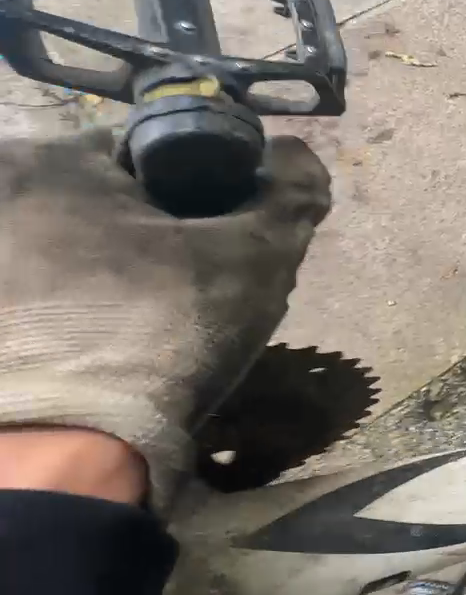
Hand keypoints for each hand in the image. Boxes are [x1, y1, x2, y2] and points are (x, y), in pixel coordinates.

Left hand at [0, 129, 329, 507]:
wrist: (66, 446)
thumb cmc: (166, 323)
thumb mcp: (262, 251)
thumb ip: (292, 190)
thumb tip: (293, 153)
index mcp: (43, 163)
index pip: (158, 148)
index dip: (216, 185)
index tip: (237, 231)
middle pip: (113, 195)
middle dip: (165, 227)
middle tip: (206, 275)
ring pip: (80, 243)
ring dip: (126, 266)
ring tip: (163, 314)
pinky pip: (46, 288)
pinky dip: (85, 302)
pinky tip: (116, 339)